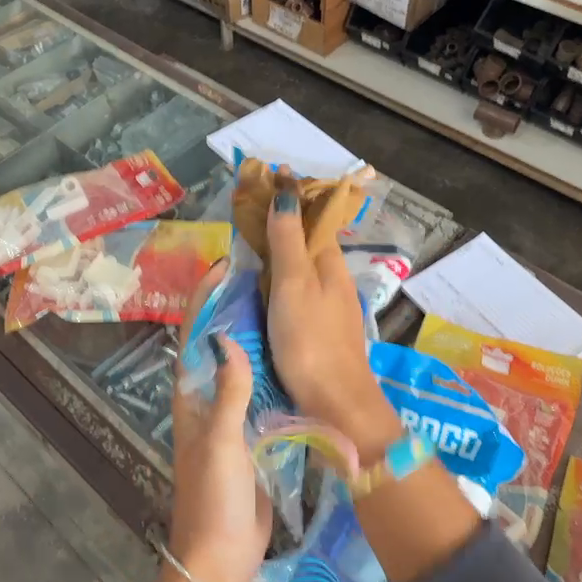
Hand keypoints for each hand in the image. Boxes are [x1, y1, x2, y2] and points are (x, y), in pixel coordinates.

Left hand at [168, 266, 271, 581]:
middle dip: (235, 314)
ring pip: (244, 371)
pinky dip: (276, 376)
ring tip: (285, 308)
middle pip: (219, 348)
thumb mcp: (221, 439)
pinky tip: (298, 360)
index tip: (222, 268)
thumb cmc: (213, 494)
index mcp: (191, 398)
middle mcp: (209, 403)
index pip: (193, 338)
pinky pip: (264, 398)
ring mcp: (233, 421)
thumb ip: (229, 390)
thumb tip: (228, 338)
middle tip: (266, 280)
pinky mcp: (256, 439)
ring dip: (257, 342)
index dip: (203, 302)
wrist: (222, 554)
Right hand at [263, 180, 401, 456]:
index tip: (264, 176)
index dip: (289, 195)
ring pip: (300, 266)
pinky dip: (277, 278)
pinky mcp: (318, 330)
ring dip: (278, 249)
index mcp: (329, 262)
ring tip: (245, 241)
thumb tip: (285, 191)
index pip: (311, 215)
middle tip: (245, 206)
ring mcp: (327, 306)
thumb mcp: (294, 284)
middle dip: (281, 219)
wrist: (336, 405)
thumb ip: (288, 240)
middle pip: (305, 239)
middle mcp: (331, 279)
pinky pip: (295, 291)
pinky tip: (259, 288)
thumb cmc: (311, 341)